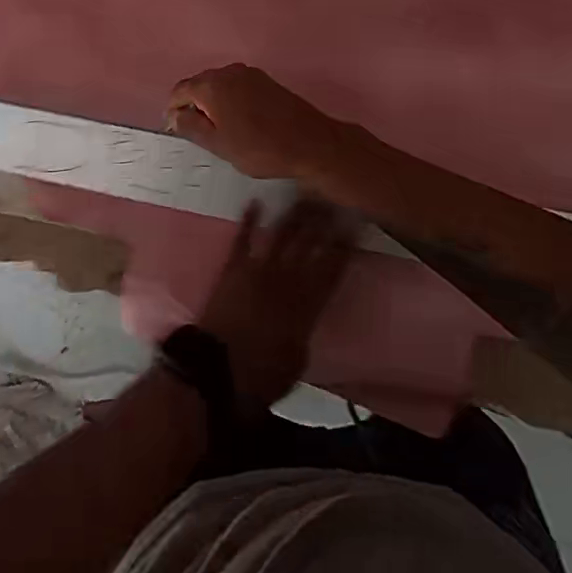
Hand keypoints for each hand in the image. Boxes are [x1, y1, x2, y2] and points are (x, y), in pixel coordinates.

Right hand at [166, 64, 347, 179]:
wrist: (311, 143)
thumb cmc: (259, 148)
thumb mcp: (218, 144)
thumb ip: (191, 126)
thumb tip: (176, 114)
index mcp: (213, 85)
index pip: (180, 90)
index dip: (173, 110)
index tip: (175, 130)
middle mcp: (231, 71)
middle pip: (200, 84)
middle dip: (192, 105)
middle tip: (194, 132)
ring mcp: (252, 74)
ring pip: (220, 85)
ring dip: (212, 103)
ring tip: (215, 129)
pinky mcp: (268, 82)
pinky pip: (238, 87)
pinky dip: (230, 101)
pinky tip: (237, 121)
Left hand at [195, 198, 353, 414]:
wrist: (215, 374)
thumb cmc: (261, 377)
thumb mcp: (297, 359)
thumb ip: (305, 330)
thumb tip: (306, 316)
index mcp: (308, 303)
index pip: (332, 267)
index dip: (345, 245)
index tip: (355, 224)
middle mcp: (287, 279)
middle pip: (310, 243)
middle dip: (324, 221)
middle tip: (334, 200)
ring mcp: (258, 271)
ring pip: (282, 234)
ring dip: (295, 214)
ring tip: (306, 196)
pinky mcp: (233, 270)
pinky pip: (242, 240)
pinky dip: (249, 220)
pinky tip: (256, 202)